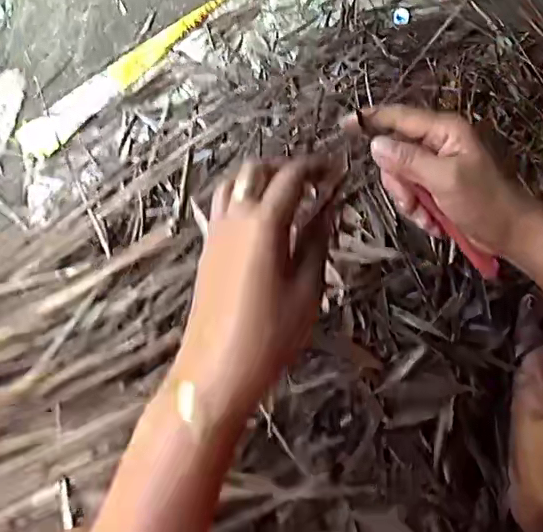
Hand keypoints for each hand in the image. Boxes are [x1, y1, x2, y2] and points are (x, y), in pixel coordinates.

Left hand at [174, 156, 338, 429]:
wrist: (212, 376)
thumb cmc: (267, 338)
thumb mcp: (307, 290)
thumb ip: (317, 241)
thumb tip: (326, 211)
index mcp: (264, 223)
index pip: (292, 175)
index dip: (316, 166)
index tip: (335, 170)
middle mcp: (236, 218)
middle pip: (258, 169)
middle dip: (287, 166)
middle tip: (313, 180)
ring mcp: (217, 231)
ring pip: (236, 181)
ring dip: (262, 177)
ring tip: (287, 193)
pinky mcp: (208, 248)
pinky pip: (224, 203)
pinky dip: (244, 194)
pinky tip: (261, 217)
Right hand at [345, 106, 542, 259]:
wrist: (511, 233)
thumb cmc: (484, 202)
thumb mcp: (444, 180)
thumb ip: (409, 160)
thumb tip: (377, 144)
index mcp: (444, 129)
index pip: (399, 117)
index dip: (371, 119)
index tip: (345, 124)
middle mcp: (438, 141)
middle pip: (395, 152)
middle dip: (400, 183)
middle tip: (413, 202)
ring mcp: (437, 164)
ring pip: (401, 176)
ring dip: (410, 201)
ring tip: (429, 217)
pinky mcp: (437, 184)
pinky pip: (412, 193)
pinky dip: (419, 210)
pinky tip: (435, 222)